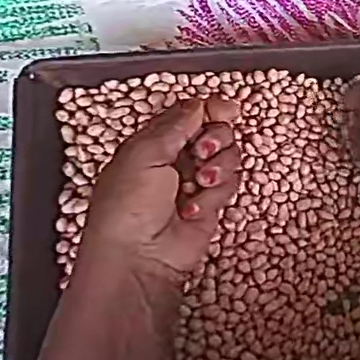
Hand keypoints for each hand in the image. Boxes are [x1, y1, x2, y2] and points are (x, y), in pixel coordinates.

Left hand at [76, 97, 241, 294]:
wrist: (140, 256)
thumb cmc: (128, 208)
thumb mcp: (145, 153)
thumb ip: (177, 124)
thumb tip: (201, 103)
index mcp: (153, 142)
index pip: (190, 114)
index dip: (210, 109)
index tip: (225, 109)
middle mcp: (177, 159)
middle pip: (217, 132)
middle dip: (217, 139)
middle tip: (204, 152)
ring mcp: (196, 181)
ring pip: (229, 157)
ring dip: (219, 167)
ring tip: (199, 183)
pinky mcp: (212, 202)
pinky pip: (231, 184)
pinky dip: (216, 194)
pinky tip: (194, 208)